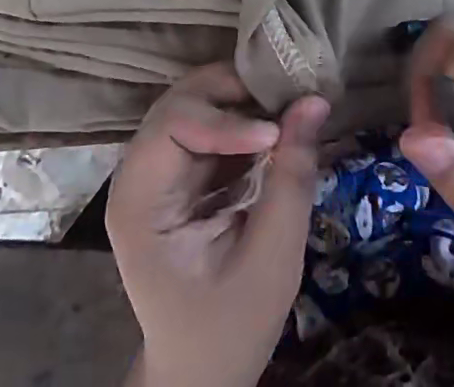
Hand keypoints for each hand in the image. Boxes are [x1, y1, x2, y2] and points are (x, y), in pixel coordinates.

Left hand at [107, 64, 329, 386]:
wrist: (202, 369)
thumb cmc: (230, 325)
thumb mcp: (271, 260)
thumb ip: (291, 178)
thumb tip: (314, 101)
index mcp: (138, 201)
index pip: (171, 126)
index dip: (223, 120)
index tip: (273, 136)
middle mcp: (138, 174)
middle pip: (179, 103)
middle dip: (233, 94)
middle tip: (286, 100)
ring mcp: (158, 172)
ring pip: (195, 105)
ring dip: (241, 101)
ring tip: (286, 109)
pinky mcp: (181, 174)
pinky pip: (210, 126)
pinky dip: (244, 119)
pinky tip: (276, 126)